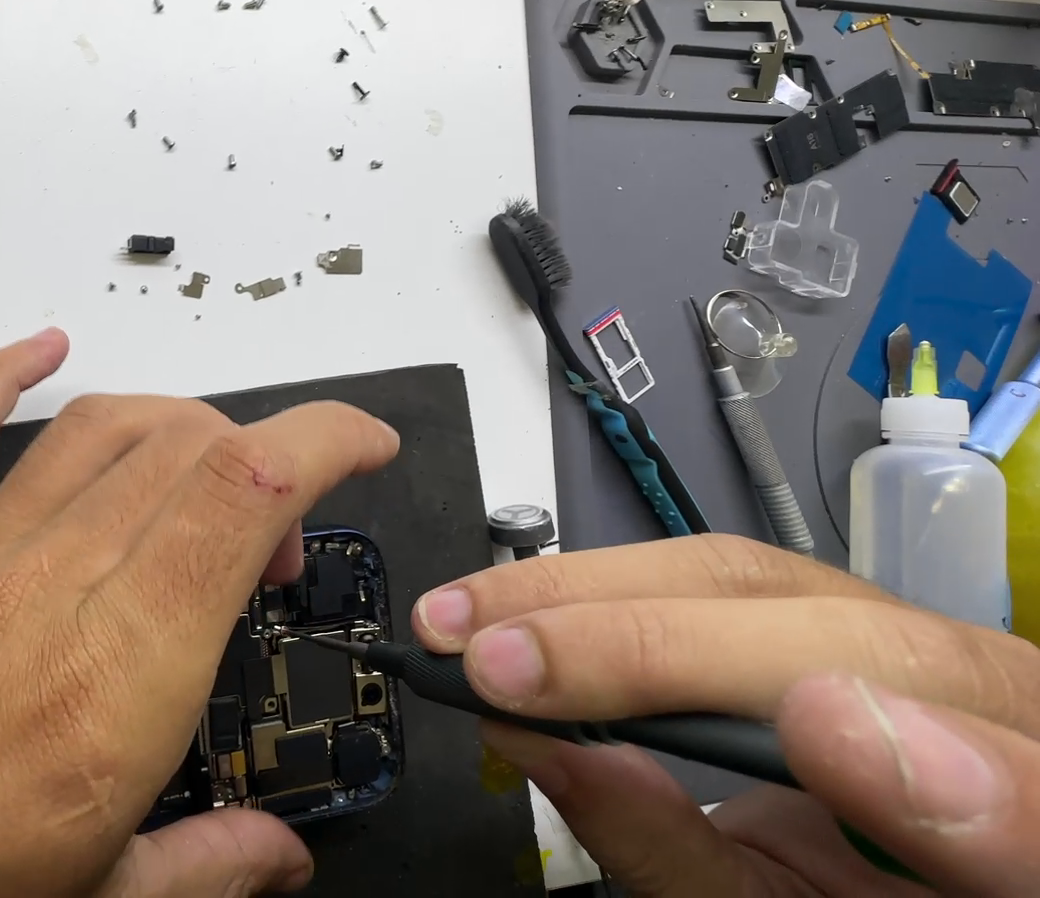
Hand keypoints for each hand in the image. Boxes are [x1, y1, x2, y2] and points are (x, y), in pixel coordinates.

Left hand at [0, 329, 399, 897]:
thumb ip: (210, 869)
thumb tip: (285, 858)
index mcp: (121, 672)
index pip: (239, 493)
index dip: (320, 441)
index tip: (364, 443)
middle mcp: (57, 582)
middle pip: (185, 446)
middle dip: (265, 461)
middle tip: (277, 542)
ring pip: (103, 427)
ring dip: (181, 430)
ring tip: (207, 480)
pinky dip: (6, 373)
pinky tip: (45, 347)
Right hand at [410, 534, 1039, 895]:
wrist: (883, 865)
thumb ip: (675, 851)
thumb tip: (537, 743)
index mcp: (1036, 833)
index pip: (1026, 789)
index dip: (942, 768)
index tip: (815, 729)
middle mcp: (995, 699)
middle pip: (844, 629)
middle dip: (644, 636)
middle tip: (486, 657)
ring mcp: (901, 634)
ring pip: (744, 572)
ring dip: (579, 587)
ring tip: (457, 615)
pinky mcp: (804, 602)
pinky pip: (696, 575)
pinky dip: (587, 585)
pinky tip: (509, 600)